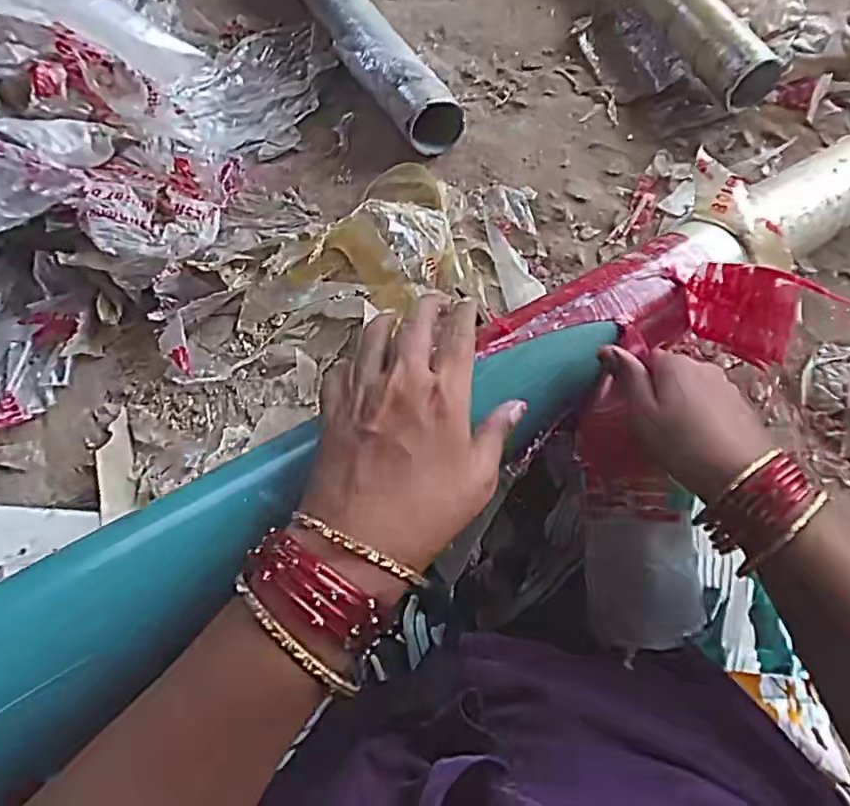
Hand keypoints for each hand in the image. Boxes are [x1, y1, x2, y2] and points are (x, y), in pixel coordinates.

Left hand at [301, 296, 523, 586]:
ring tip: (399, 322)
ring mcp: (364, 390)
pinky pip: (341, 364)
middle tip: (439, 304)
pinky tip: (362, 362)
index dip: (466, 313)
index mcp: (446, 395)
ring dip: (390, 320)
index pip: (458, 335)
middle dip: (430, 305)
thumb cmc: (428, 512)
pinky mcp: (333, 407)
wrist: (354, 544)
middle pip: (416, 322)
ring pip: (373, 332)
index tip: (470, 307)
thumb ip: (496, 433)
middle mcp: (404, 381)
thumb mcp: (479, 478)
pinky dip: (354, 355)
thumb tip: (516, 405)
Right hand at [598, 346, 777, 500]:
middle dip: (662, 393)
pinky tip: (701, 440)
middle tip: (655, 426)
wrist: (740, 473)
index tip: (635, 406)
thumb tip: (610, 350)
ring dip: (684, 405)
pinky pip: (711, 403)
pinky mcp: (739, 403)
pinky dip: (703, 416)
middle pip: (671, 372)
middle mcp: (702, 365)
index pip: (646, 357)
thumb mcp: (643, 414)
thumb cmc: (684, 446)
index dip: (637, 381)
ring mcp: (724, 384)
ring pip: (692, 388)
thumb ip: (628, 377)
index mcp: (674, 363)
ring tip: (680, 438)